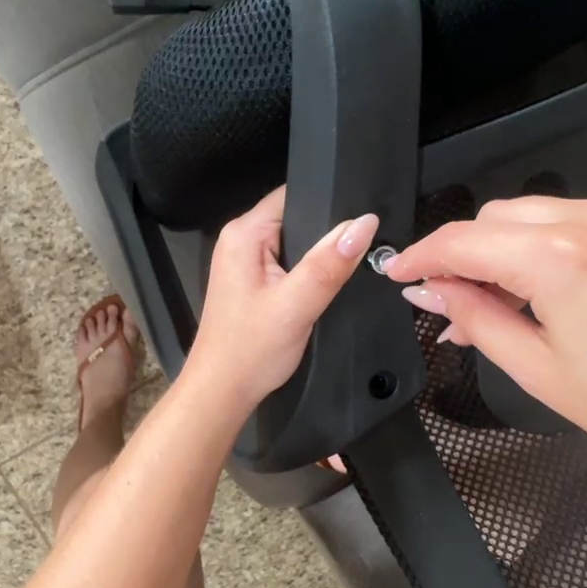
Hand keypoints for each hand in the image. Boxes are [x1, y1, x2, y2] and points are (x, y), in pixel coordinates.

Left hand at [184, 187, 377, 412]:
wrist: (222, 392)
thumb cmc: (250, 350)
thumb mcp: (297, 304)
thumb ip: (329, 263)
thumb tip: (363, 223)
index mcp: (243, 234)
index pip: (293, 195)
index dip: (328, 203)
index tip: (362, 217)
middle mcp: (240, 240)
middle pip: (297, 217)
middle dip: (327, 231)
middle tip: (360, 249)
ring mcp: (245, 262)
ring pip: (295, 242)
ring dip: (318, 255)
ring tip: (344, 268)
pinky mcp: (253, 282)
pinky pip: (289, 263)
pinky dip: (307, 272)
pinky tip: (322, 287)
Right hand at [385, 195, 586, 492]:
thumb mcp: (541, 371)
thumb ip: (476, 317)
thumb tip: (430, 290)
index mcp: (559, 255)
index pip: (463, 239)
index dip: (420, 256)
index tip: (396, 275)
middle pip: (497, 216)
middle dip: (464, 252)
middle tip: (451, 305)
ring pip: (536, 213)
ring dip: (504, 248)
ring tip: (500, 306)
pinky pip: (578, 221)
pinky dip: (546, 246)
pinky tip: (548, 292)